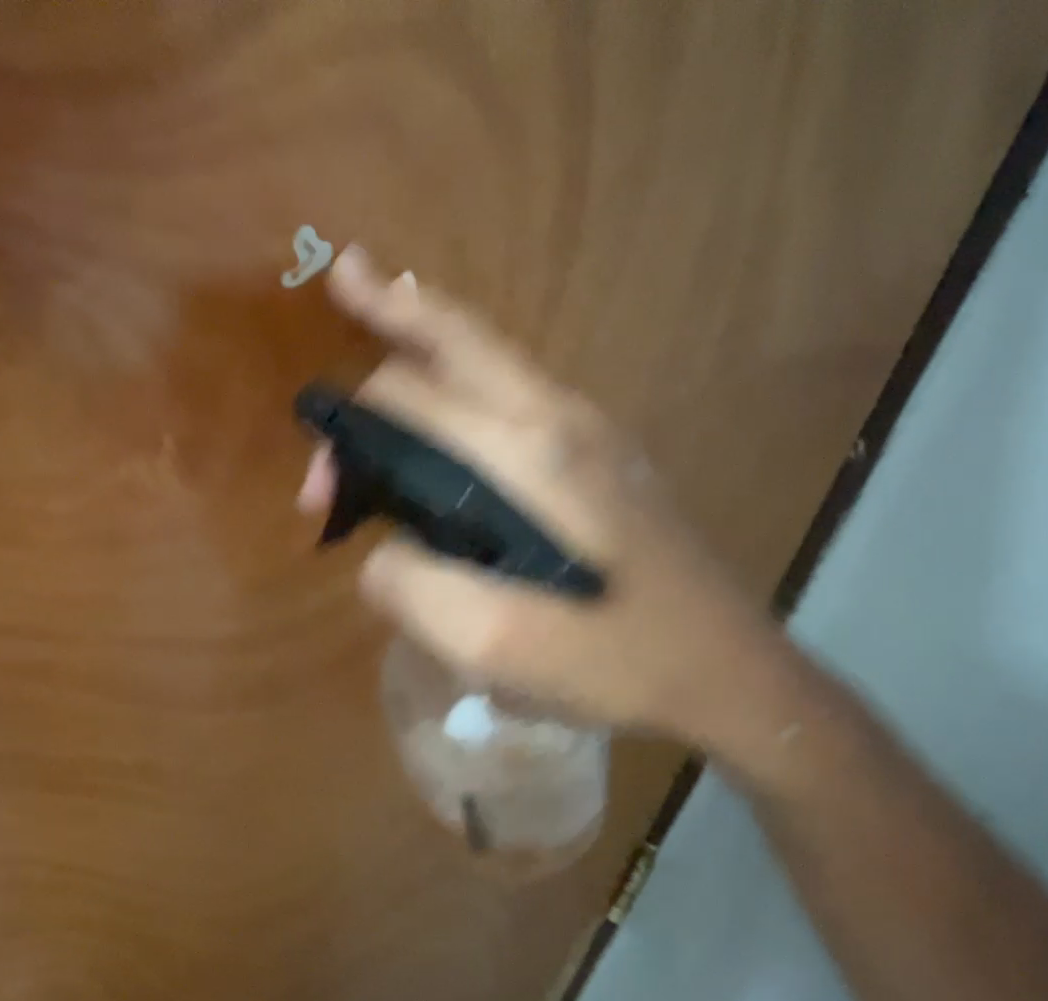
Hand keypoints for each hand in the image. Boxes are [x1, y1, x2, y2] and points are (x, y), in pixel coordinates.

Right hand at [300, 247, 797, 751]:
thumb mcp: (489, 643)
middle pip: (459, 335)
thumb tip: (382, 551)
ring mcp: (588, 431)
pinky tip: (442, 397)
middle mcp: (558, 418)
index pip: (406, 396)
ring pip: (489, 356)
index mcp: (525, 452)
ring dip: (427, 340)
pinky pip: (511, 389)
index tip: (317, 498)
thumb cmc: (609, 659)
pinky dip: (459, 370)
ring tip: (381, 314)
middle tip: (345, 276)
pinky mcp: (601, 457)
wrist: (729, 677)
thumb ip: (409, 582)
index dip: (345, 432)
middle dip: (392, 308)